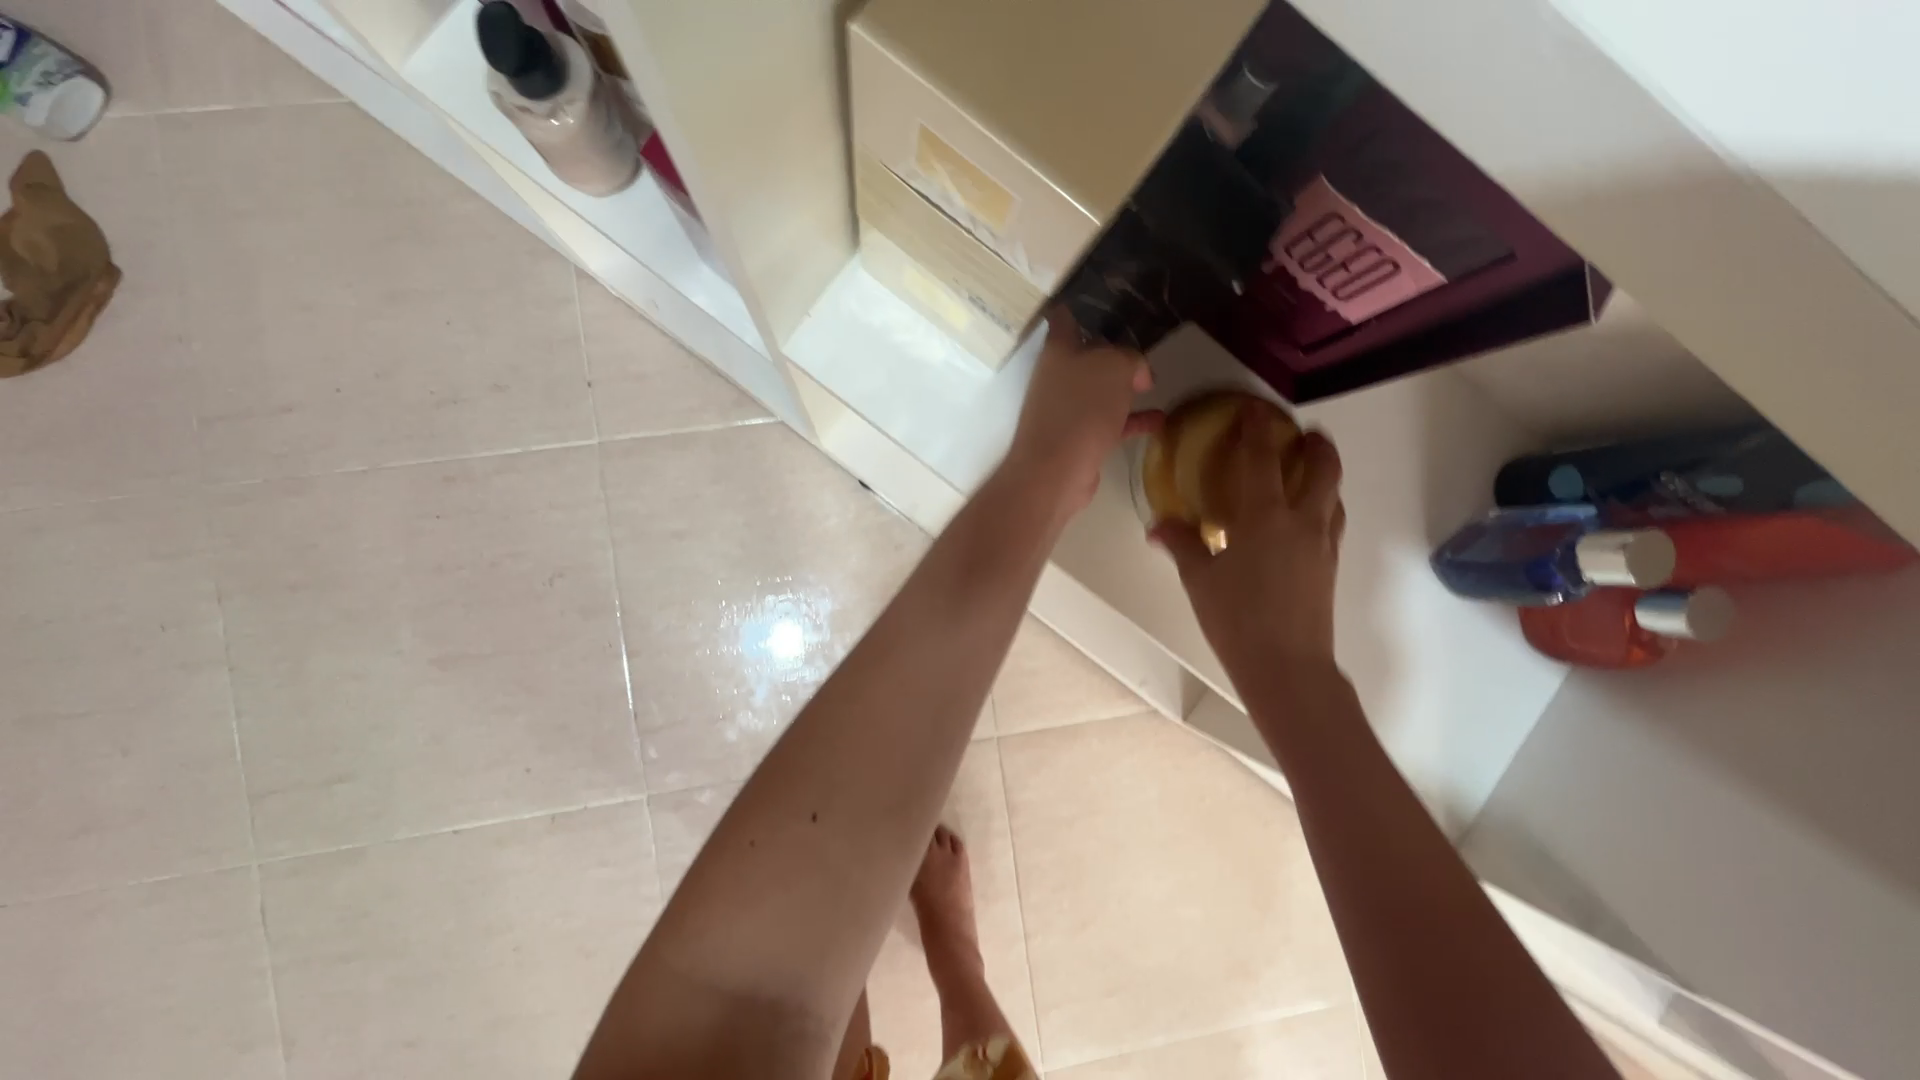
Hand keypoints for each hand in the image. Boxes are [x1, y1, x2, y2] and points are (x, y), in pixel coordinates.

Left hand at [1002, 310, 1158, 513]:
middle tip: (1143, 347)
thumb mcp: (1115, 368)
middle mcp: (1057, 376)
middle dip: (1113, 352)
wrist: (1056, 472)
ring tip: (1152, 384)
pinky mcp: (1077, 439)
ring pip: (1099, 391)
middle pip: (1087, 356)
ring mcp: (1065, 409)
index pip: (1065, 318)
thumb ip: (1130, 359)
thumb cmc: (1081, 408)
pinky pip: (1109, 422)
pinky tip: (1159, 420)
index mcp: (1058, 350)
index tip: (1106, 302)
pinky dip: (1132, 420)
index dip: (1082, 306)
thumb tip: (1137, 373)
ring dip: (1124, 388)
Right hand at [1152, 406, 1345, 680]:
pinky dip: (1323, 505)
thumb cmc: (1237, 619)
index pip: (1262, 458)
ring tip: (1306, 471)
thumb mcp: (1199, 581)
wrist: (1286, 666)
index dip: (1256, 429)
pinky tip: (1304, 518)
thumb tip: (1160, 525)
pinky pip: (1332, 520)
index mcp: (1264, 516)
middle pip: (1323, 467)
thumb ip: (1182, 545)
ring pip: (1334, 494)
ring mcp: (1322, 543)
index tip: (1252, 411)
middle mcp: (1301, 520)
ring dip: (1325, 474)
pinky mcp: (1330, 565)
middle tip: (1301, 435)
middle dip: (1316, 444)